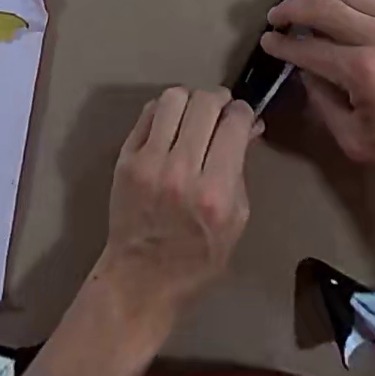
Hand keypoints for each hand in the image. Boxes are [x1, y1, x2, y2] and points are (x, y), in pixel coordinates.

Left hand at [95, 87, 259, 319]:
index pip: (235, 123)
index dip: (244, 112)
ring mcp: (148, 162)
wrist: (141, 277)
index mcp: (214, 192)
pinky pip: (149, 112)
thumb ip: (241, 168)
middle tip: (222, 111)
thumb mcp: (236, 220)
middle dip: (220, 100)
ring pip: (174, 98)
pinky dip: (166, 110)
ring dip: (191, 99)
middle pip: (205, 103)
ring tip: (195, 113)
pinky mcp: (126, 158)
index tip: (244, 117)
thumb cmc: (197, 257)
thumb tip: (248, 127)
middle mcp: (180, 171)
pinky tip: (173, 123)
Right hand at [259, 0, 374, 188]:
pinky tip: (345, 1)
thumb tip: (307, 73)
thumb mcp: (356, 142)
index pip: (307, 48)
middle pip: (323, 6)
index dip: (281, 44)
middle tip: (277, 16)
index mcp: (361, 70)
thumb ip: (323, 104)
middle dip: (291, 8)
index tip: (268, 41)